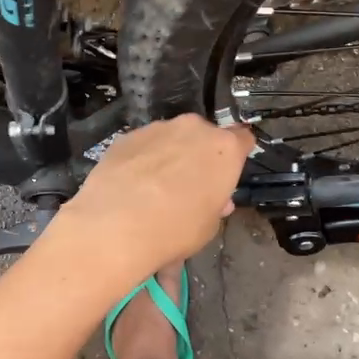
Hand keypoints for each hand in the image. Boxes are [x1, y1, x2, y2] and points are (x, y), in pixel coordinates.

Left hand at [53, 115, 254, 277]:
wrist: (116, 226)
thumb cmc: (176, 229)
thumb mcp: (208, 227)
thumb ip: (214, 206)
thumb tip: (215, 201)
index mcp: (224, 148)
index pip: (243, 140)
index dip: (236, 157)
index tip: (228, 173)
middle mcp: (193, 129)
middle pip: (203, 138)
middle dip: (198, 159)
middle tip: (188, 189)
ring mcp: (156, 129)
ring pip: (169, 141)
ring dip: (167, 160)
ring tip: (152, 194)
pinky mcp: (125, 137)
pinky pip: (141, 148)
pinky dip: (140, 163)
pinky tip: (129, 189)